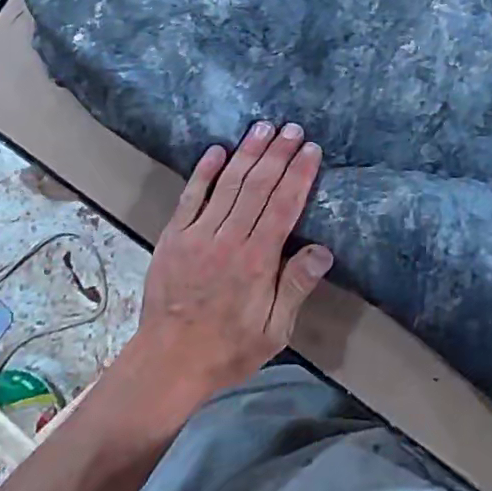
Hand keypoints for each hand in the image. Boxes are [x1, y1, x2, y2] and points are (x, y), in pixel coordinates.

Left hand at [130, 121, 333, 397]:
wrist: (168, 363)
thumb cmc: (228, 348)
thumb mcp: (274, 330)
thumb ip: (296, 287)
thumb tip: (323, 250)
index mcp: (256, 261)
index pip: (283, 206)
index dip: (299, 174)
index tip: (311, 149)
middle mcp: (227, 240)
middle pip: (257, 186)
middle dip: (277, 153)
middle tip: (292, 128)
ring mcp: (197, 235)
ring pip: (227, 184)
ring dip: (247, 152)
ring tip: (263, 127)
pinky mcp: (173, 237)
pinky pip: (190, 197)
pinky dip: (204, 172)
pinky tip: (217, 150)